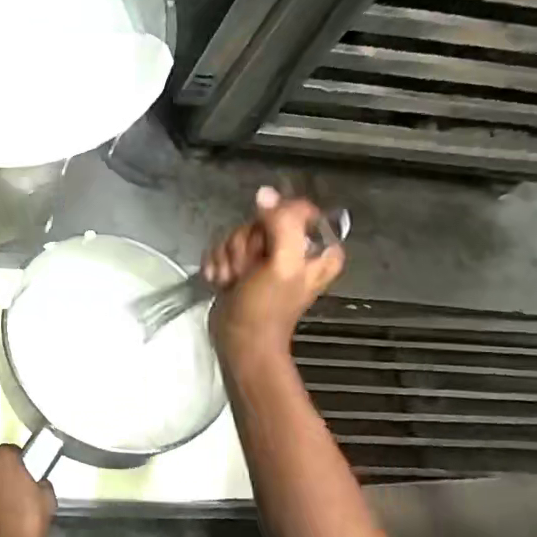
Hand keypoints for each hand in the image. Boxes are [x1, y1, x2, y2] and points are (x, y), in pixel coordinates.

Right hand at [203, 186, 344, 359]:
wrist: (239, 343)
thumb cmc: (266, 309)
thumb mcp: (284, 265)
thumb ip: (282, 225)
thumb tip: (264, 193)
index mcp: (318, 246)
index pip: (292, 209)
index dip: (273, 224)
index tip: (266, 250)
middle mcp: (294, 247)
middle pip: (260, 220)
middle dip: (246, 246)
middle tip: (248, 271)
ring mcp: (264, 257)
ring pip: (237, 233)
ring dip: (229, 258)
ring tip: (234, 281)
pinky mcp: (241, 265)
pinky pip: (222, 247)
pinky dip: (218, 264)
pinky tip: (222, 282)